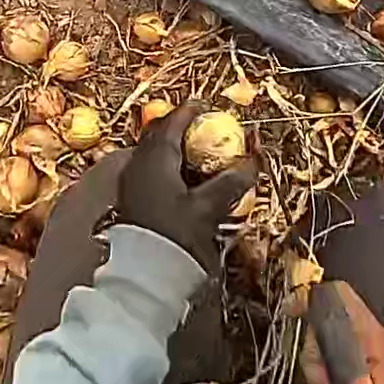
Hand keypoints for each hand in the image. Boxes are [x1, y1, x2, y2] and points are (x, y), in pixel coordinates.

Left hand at [115, 102, 255, 270]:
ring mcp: (131, 180)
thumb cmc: (173, 236)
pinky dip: (166, 164)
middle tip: (202, 127)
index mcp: (156, 157)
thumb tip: (253, 163)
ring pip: (152, 151)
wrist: (141, 277)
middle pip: (159, 133)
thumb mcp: (206, 209)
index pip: (173, 122)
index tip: (207, 107)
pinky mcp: (131, 197)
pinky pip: (149, 167)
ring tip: (196, 152)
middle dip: (180, 126)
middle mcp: (138, 162)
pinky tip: (182, 179)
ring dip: (173, 146)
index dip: (190, 111)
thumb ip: (229, 184)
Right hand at [301, 281, 383, 383]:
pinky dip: (349, 373)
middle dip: (321, 344)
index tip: (296, 339)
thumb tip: (319, 320)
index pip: (337, 295)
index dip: (309, 310)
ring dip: (333, 362)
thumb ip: (337, 366)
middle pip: (342, 314)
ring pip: (351, 336)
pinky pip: (366, 355)